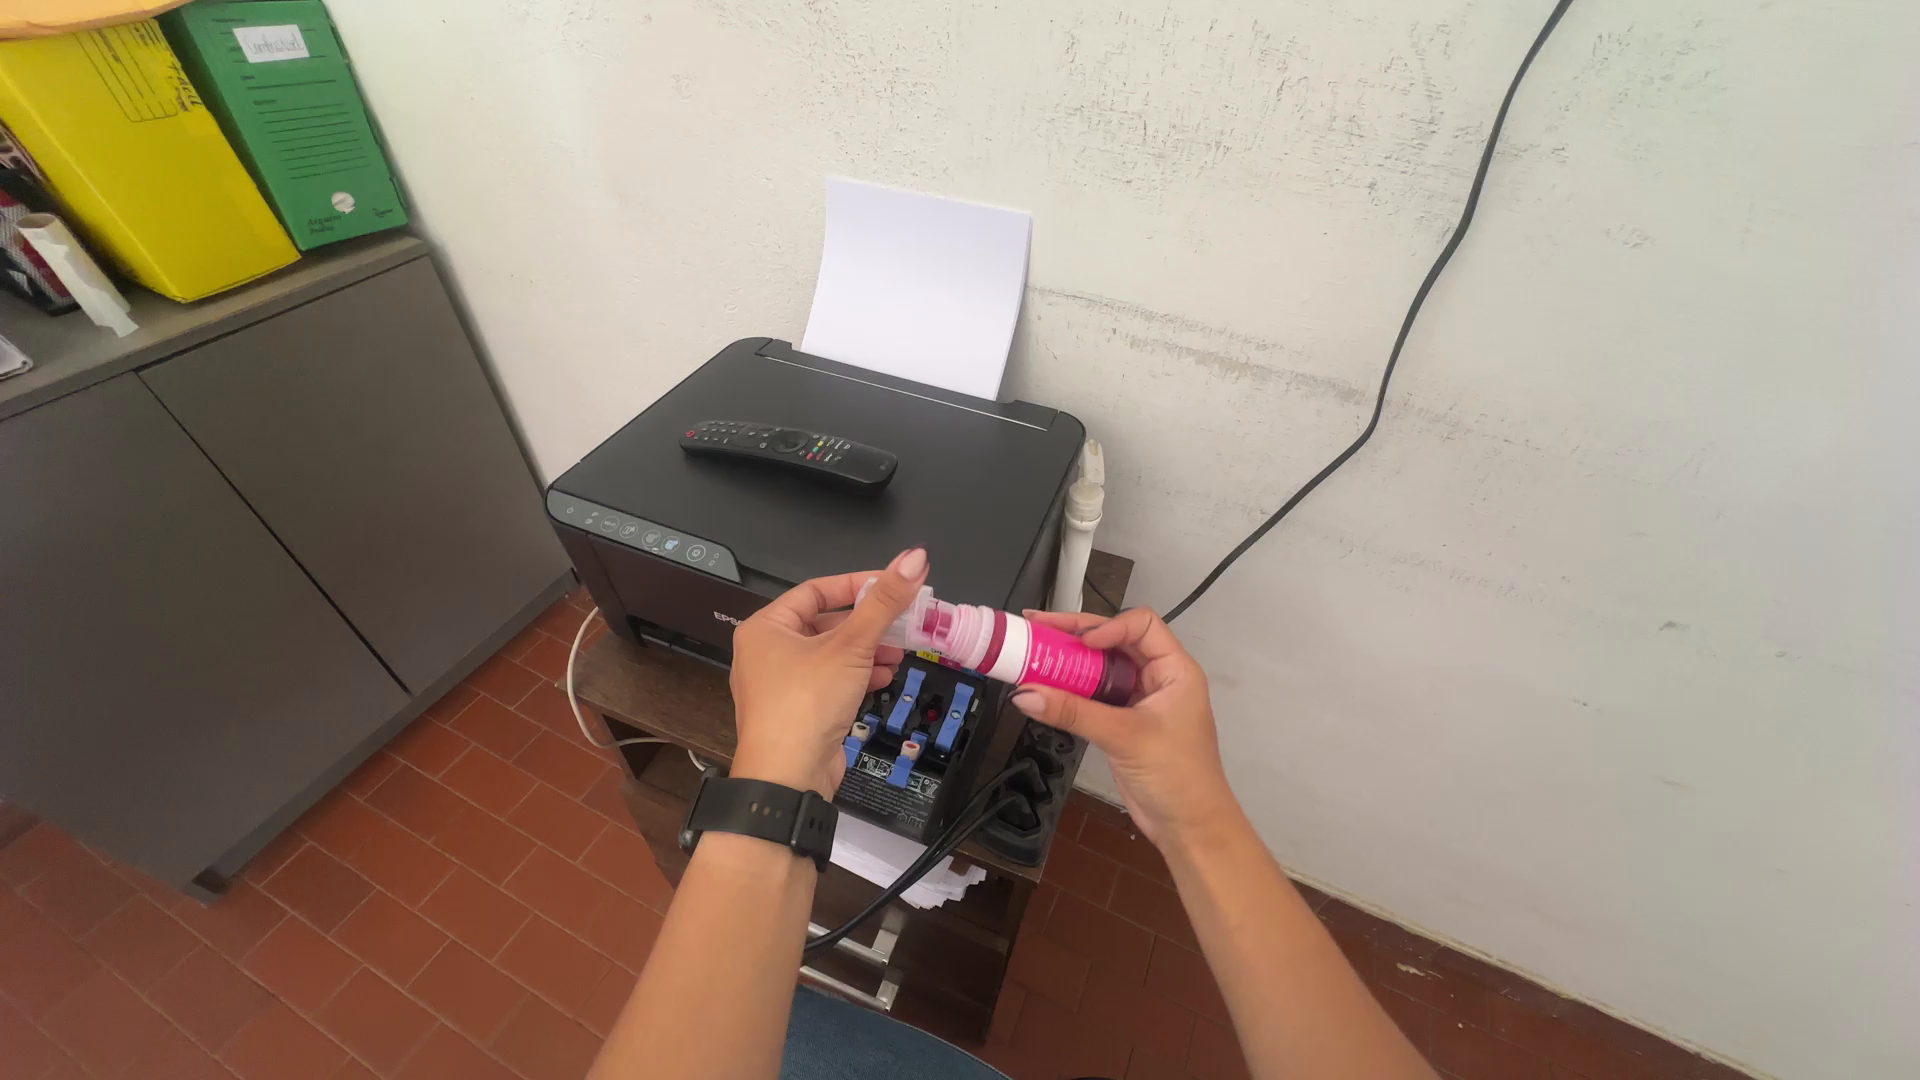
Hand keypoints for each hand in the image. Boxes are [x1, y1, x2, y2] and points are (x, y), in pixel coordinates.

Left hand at [727, 548, 926, 796]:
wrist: (788, 778)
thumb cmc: (807, 702)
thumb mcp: (851, 644)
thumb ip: (885, 601)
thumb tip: (914, 557)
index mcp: (766, 627)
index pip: (816, 590)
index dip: (856, 584)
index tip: (891, 584)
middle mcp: (767, 653)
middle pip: (826, 623)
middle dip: (867, 625)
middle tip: (901, 623)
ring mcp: (780, 686)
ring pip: (831, 655)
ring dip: (867, 652)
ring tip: (898, 654)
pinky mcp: (797, 712)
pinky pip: (830, 681)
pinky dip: (857, 676)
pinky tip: (883, 678)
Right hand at [1009, 608, 1236, 848]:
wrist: (1189, 827)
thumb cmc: (1177, 775)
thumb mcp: (1124, 736)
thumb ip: (1073, 712)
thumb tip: (1025, 694)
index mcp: (1175, 669)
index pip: (1141, 625)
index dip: (1109, 626)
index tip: (1080, 643)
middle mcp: (1157, 676)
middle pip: (1114, 639)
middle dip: (1076, 632)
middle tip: (1036, 626)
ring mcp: (1138, 697)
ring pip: (1099, 664)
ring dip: (1068, 658)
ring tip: (1032, 649)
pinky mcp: (1121, 719)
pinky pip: (1092, 691)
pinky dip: (1068, 686)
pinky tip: (1043, 683)